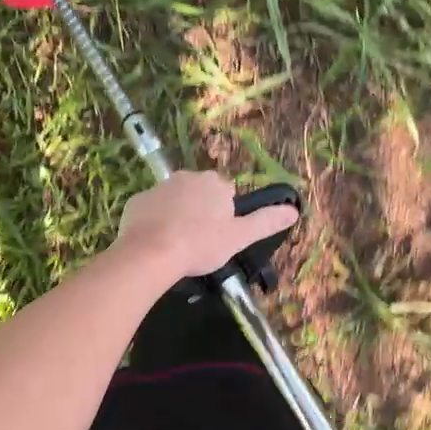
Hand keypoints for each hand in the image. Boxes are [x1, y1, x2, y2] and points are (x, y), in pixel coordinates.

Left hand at [112, 171, 299, 277]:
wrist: (151, 252)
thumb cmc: (201, 244)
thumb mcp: (239, 237)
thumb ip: (265, 222)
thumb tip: (293, 211)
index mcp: (214, 183)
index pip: (225, 193)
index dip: (223, 215)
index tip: (218, 235)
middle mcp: (186, 177)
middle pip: (198, 193)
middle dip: (200, 211)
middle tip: (198, 241)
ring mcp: (158, 188)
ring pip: (173, 200)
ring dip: (176, 215)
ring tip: (176, 244)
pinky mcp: (137, 201)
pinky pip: (150, 210)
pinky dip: (153, 222)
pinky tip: (155, 242)